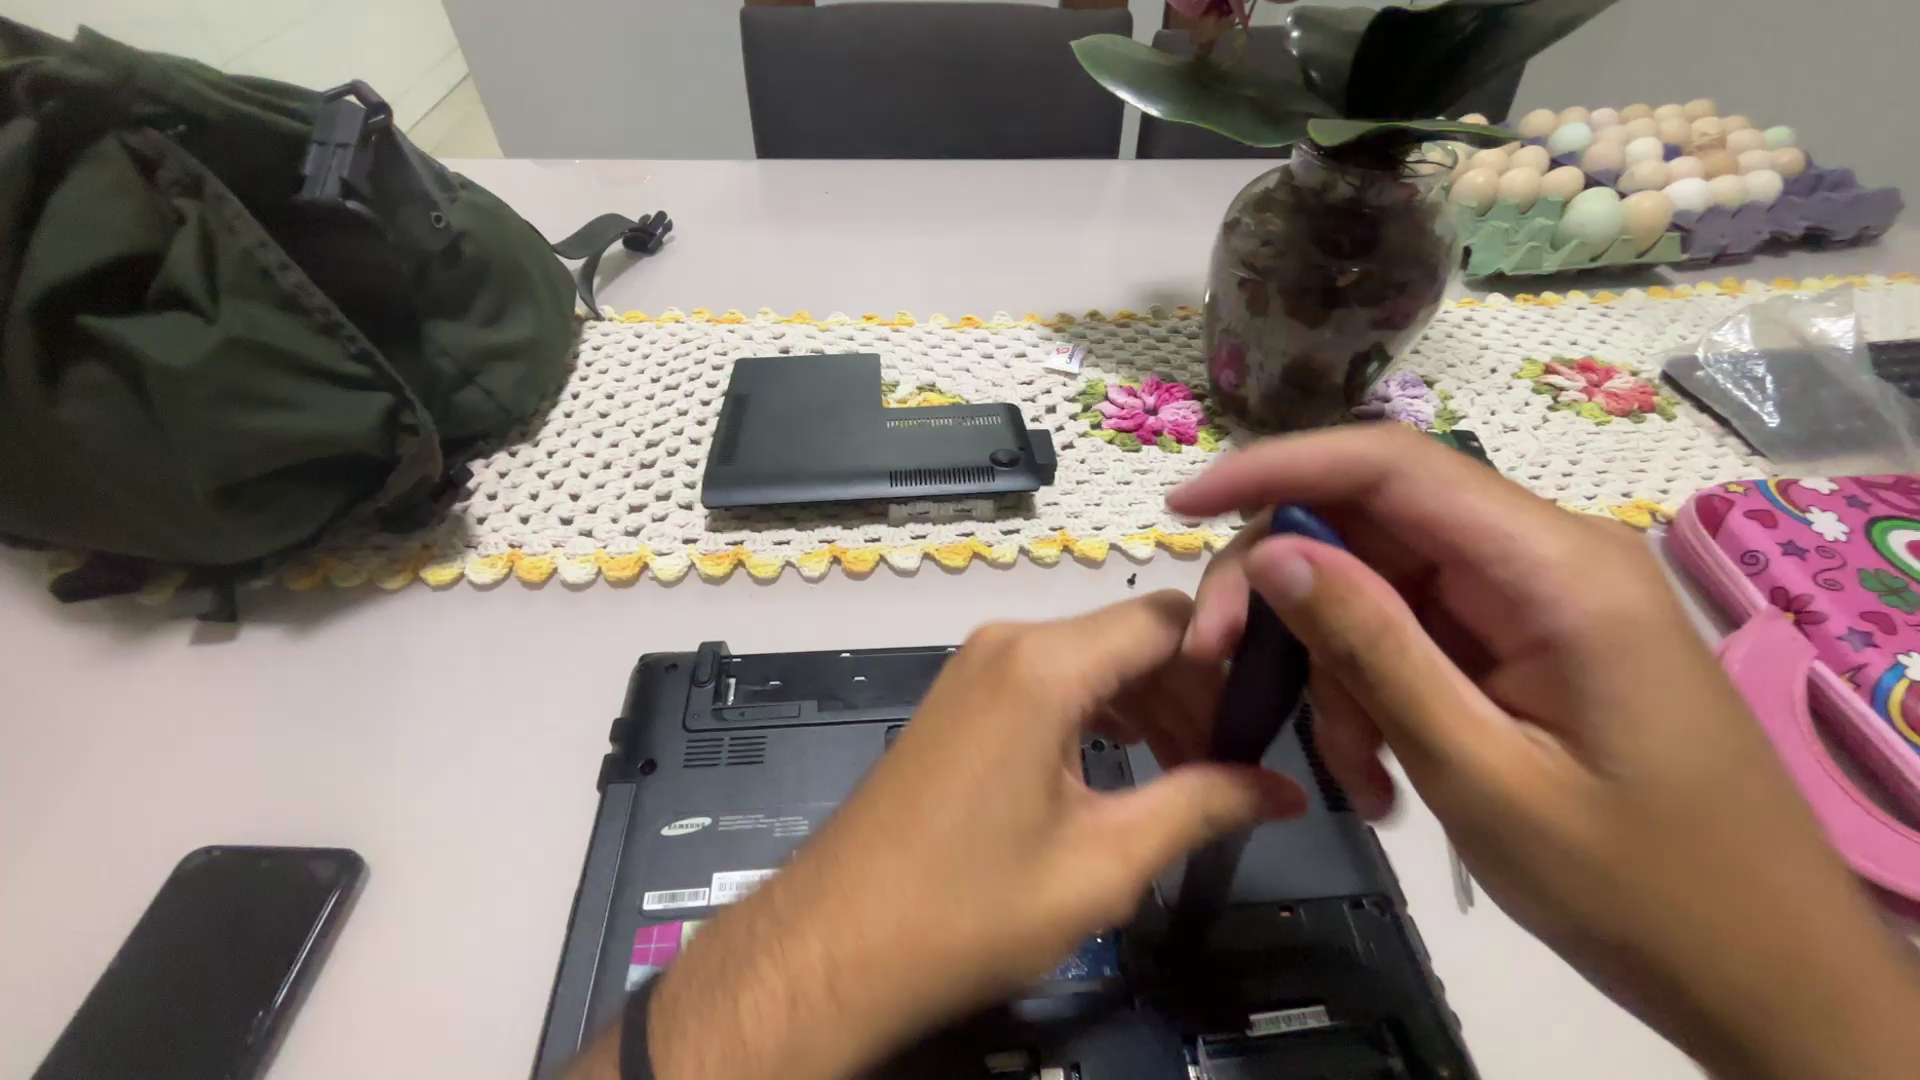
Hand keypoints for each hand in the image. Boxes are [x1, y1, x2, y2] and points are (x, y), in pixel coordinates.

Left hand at [640, 593, 1303, 1079]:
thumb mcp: (1104, 862)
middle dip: (1192, 691)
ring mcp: (977, 666)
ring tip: (1191, 772)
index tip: (1270, 713)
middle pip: (1130, 637)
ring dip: (1147, 704)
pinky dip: (1097, 712)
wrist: (839, 941)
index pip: (1168, 619)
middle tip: (1238, 762)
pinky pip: (1048, 681)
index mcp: (1044, 664)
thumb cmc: (971, 907)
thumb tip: (1283, 790)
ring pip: (1091, 658)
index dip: (1229, 657)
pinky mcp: (961, 696)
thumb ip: (1201, 806)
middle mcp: (1008, 642)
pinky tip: (1125, 765)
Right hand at [1170, 424, 1919, 1079]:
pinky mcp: (1509, 636)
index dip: (1273, 466)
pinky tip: (1375, 771)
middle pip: (1362, 524)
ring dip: (1327, 665)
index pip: (1388, 466)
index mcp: (1552, 568)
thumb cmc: (1637, 887)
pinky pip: (1400, 632)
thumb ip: (1372, 647)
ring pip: (1368, 584)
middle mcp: (1536, 556)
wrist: (1763, 975)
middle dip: (1278, 589)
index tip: (1182, 506)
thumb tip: (1272, 550)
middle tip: (1216, 661)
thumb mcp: (1477, 770)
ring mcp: (1522, 596)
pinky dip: (1363, 691)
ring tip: (1348, 768)